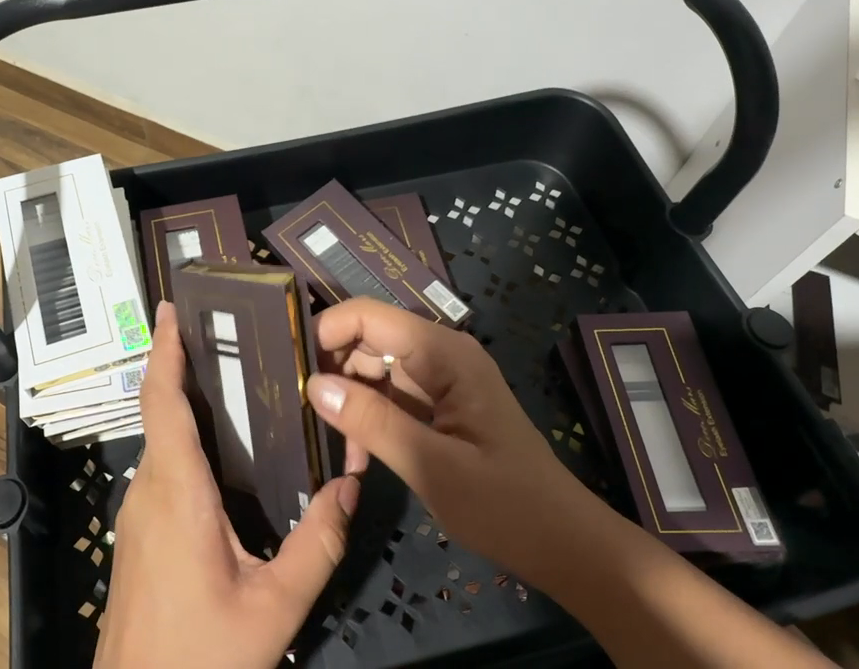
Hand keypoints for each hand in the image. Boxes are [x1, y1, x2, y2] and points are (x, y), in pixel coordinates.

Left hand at [96, 302, 360, 668]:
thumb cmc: (199, 653)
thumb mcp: (274, 607)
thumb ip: (316, 544)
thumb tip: (351, 487)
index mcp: (176, 489)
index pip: (162, 400)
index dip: (164, 348)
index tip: (171, 305)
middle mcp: (149, 488)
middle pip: (162, 409)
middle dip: (186, 364)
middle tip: (230, 332)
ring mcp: (139, 511)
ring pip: (163, 439)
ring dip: (189, 402)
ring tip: (237, 380)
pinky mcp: (142, 532)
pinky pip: (165, 466)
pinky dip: (188, 438)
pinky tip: (228, 451)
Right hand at [303, 298, 588, 562]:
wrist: (564, 544)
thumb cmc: (504, 505)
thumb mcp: (431, 467)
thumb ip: (371, 422)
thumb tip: (313, 385)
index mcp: (444, 354)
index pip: (368, 314)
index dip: (327, 334)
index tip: (294, 376)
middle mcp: (441, 353)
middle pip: (368, 338)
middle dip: (336, 374)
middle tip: (311, 422)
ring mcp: (442, 378)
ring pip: (375, 368)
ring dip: (352, 402)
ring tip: (343, 453)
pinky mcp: (441, 404)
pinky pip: (391, 394)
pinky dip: (371, 418)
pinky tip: (361, 458)